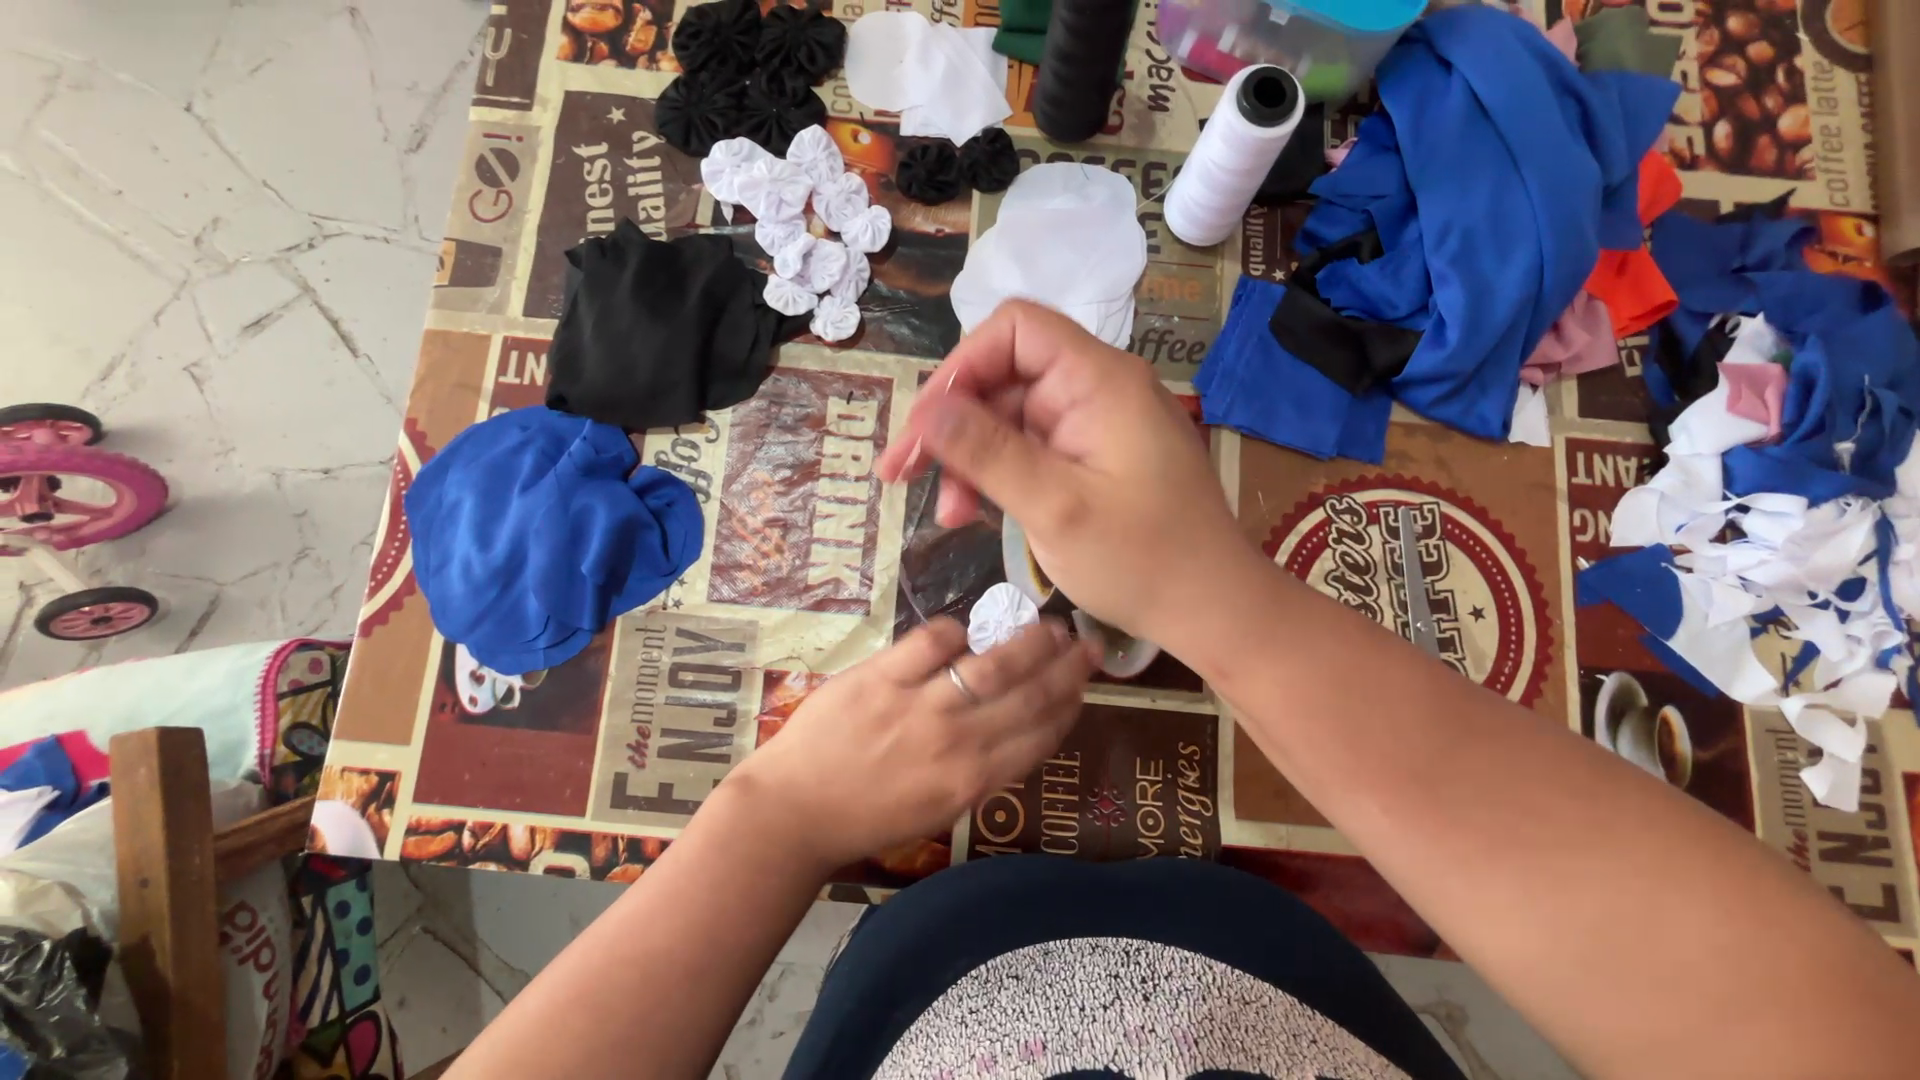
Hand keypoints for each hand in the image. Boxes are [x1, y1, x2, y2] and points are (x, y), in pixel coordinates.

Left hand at [724, 616, 1092, 872]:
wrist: (797, 811)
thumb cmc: (869, 816)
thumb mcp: (938, 808)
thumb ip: (981, 771)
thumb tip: (1019, 729)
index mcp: (973, 781)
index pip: (1040, 734)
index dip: (1069, 703)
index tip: (1084, 682)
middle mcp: (956, 743)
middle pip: (1028, 696)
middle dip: (1064, 667)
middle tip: (1083, 643)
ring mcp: (918, 706)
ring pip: (991, 665)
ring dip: (1028, 643)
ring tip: (1048, 626)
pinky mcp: (881, 677)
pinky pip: (932, 642)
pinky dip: (955, 630)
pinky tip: (965, 629)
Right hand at [876, 300, 1257, 647]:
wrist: (1211, 610)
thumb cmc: (1142, 559)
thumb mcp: (1054, 506)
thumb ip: (986, 451)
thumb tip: (923, 408)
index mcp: (1097, 380)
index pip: (1015, 330)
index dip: (961, 368)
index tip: (925, 425)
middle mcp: (1096, 389)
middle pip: (1004, 377)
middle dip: (953, 426)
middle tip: (904, 477)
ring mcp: (1095, 425)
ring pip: (1009, 419)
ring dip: (970, 460)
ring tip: (948, 515)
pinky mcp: (1092, 459)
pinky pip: (1031, 451)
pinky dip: (998, 477)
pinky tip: (975, 515)